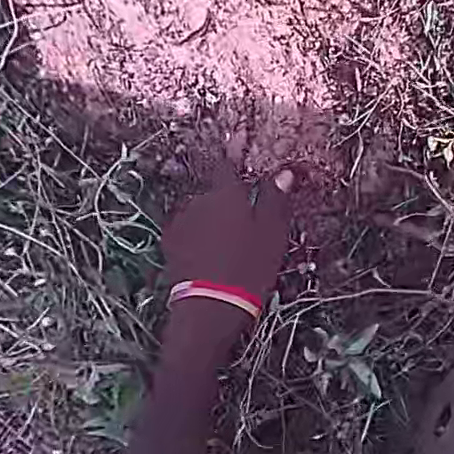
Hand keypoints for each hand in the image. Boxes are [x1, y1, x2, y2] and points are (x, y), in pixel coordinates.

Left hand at [159, 167, 293, 360]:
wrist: (209, 309)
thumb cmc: (248, 269)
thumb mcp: (272, 236)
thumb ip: (276, 200)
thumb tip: (284, 172)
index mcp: (226, 195)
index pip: (227, 165)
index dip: (234, 155)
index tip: (238, 145)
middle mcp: (198, 202)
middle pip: (215, 193)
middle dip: (227, 202)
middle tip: (245, 223)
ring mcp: (181, 224)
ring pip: (201, 213)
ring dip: (211, 220)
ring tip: (228, 244)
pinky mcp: (170, 245)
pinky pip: (189, 231)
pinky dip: (198, 236)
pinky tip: (209, 253)